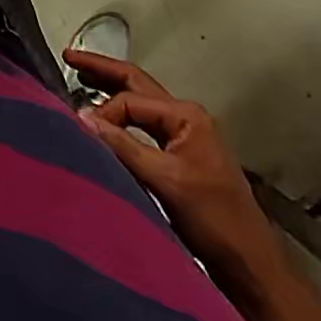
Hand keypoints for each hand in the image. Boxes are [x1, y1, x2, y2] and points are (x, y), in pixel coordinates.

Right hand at [69, 51, 320, 320]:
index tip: (83, 131)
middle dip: (103, 69)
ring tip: (83, 77)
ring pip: (142, 101)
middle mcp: (187, 117)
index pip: (130, 100)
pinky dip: (123, 114)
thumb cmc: (215, 220)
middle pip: (138, 84)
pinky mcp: (182, 154)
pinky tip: (108, 119)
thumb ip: (123, 146)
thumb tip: (84, 118)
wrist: (249, 262)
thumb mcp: (164, 180)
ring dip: (112, 88)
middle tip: (71, 58)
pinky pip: (146, 123)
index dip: (104, 113)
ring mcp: (187, 134)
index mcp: (186, 115)